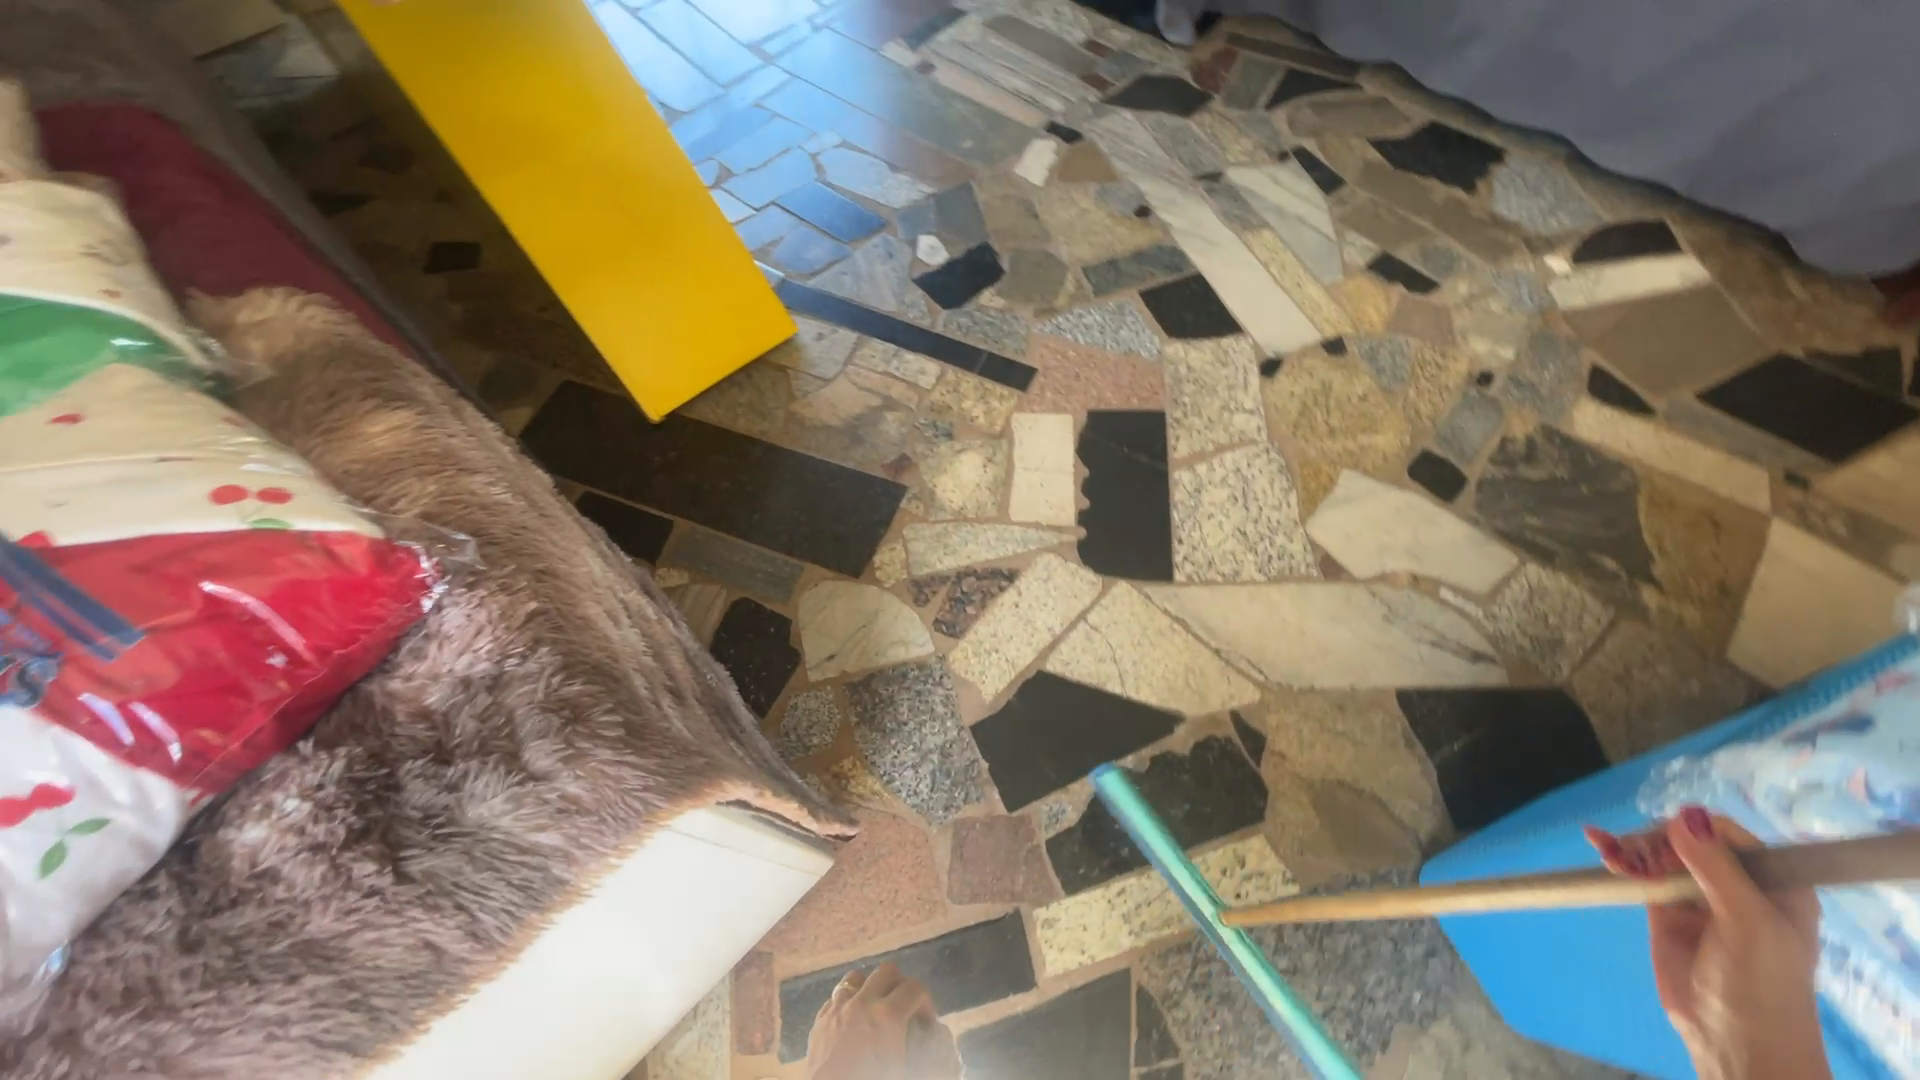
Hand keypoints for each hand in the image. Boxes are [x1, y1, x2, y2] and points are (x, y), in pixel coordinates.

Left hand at [806, 964, 959, 1079]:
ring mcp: (838, 1008)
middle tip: (904, 1008)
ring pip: (857, 977)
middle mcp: (862, 1003)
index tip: (926, 1022)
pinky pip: (836, 998)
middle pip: (887, 971)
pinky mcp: (819, 1020)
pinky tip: (851, 1022)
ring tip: (874, 1008)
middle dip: (900, 986)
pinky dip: (848, 1003)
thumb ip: (921, 1050)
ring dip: (869, 987)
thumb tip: (935, 1042)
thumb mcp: (906, 1070)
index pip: (916, 988)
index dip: (926, 1002)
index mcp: (887, 1016)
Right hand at [1585, 809, 1830, 1079]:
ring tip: (1607, 853)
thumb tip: (1683, 814)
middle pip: (1688, 840)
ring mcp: (1699, 897)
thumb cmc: (1758, 984)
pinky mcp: (1665, 910)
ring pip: (1660, 854)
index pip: (1730, 836)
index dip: (1696, 831)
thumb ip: (1717, 869)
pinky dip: (1619, 857)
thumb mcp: (1748, 924)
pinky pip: (1641, 873)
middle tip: (1633, 855)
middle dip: (1655, 840)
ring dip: (1631, 846)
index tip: (1668, 843)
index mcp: (1777, 885)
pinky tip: (1599, 844)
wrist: (1733, 1040)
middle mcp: (1739, 886)